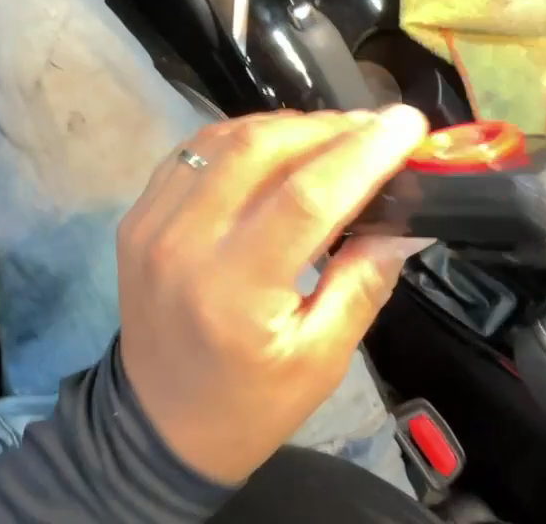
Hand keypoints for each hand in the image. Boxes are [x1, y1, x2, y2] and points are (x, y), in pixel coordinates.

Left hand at [116, 106, 431, 484]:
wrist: (158, 422)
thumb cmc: (250, 404)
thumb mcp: (320, 361)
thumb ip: (362, 284)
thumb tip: (402, 221)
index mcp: (234, 291)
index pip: (304, 197)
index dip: (361, 153)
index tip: (407, 123)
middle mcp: (184, 242)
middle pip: (260, 149)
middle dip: (326, 127)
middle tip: (374, 126)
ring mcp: (152, 221)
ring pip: (224, 138)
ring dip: (286, 126)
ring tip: (334, 132)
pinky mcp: (138, 212)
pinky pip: (194, 151)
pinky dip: (241, 137)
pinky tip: (277, 144)